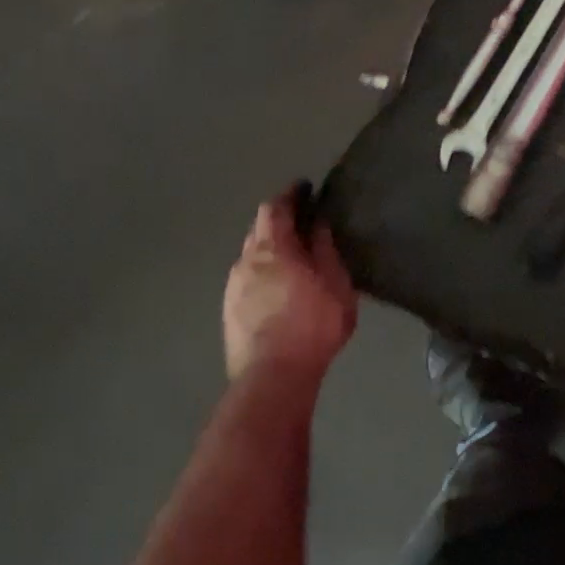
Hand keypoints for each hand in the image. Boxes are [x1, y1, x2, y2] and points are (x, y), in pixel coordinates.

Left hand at [222, 184, 358, 380]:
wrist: (273, 377)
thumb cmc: (313, 325)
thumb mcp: (336, 285)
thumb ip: (325, 251)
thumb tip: (318, 224)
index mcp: (273, 249)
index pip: (275, 208)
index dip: (290, 195)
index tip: (305, 188)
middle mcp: (246, 262)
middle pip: (258, 230)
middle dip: (279, 221)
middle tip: (303, 222)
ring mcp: (233, 288)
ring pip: (250, 256)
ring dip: (270, 249)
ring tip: (292, 257)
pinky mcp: (229, 312)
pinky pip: (246, 279)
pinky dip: (263, 272)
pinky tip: (278, 287)